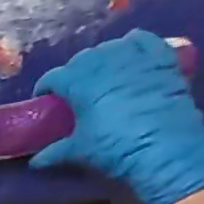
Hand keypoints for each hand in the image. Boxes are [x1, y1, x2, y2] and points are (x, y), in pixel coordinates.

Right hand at [31, 30, 203, 203]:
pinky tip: (132, 57)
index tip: (46, 99)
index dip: (46, 88)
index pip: (53, 77)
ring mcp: (134, 58)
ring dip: (103, 59)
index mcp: (78, 82)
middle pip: (81, 59)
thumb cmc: (115, 148)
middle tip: (76, 92)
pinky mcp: (161, 61)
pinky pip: (145, 41)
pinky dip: (135, 45)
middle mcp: (103, 63)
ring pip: (110, 47)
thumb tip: (35, 162)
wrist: (167, 150)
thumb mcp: (80, 151)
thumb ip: (54, 152)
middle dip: (74, 73)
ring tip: (103, 76)